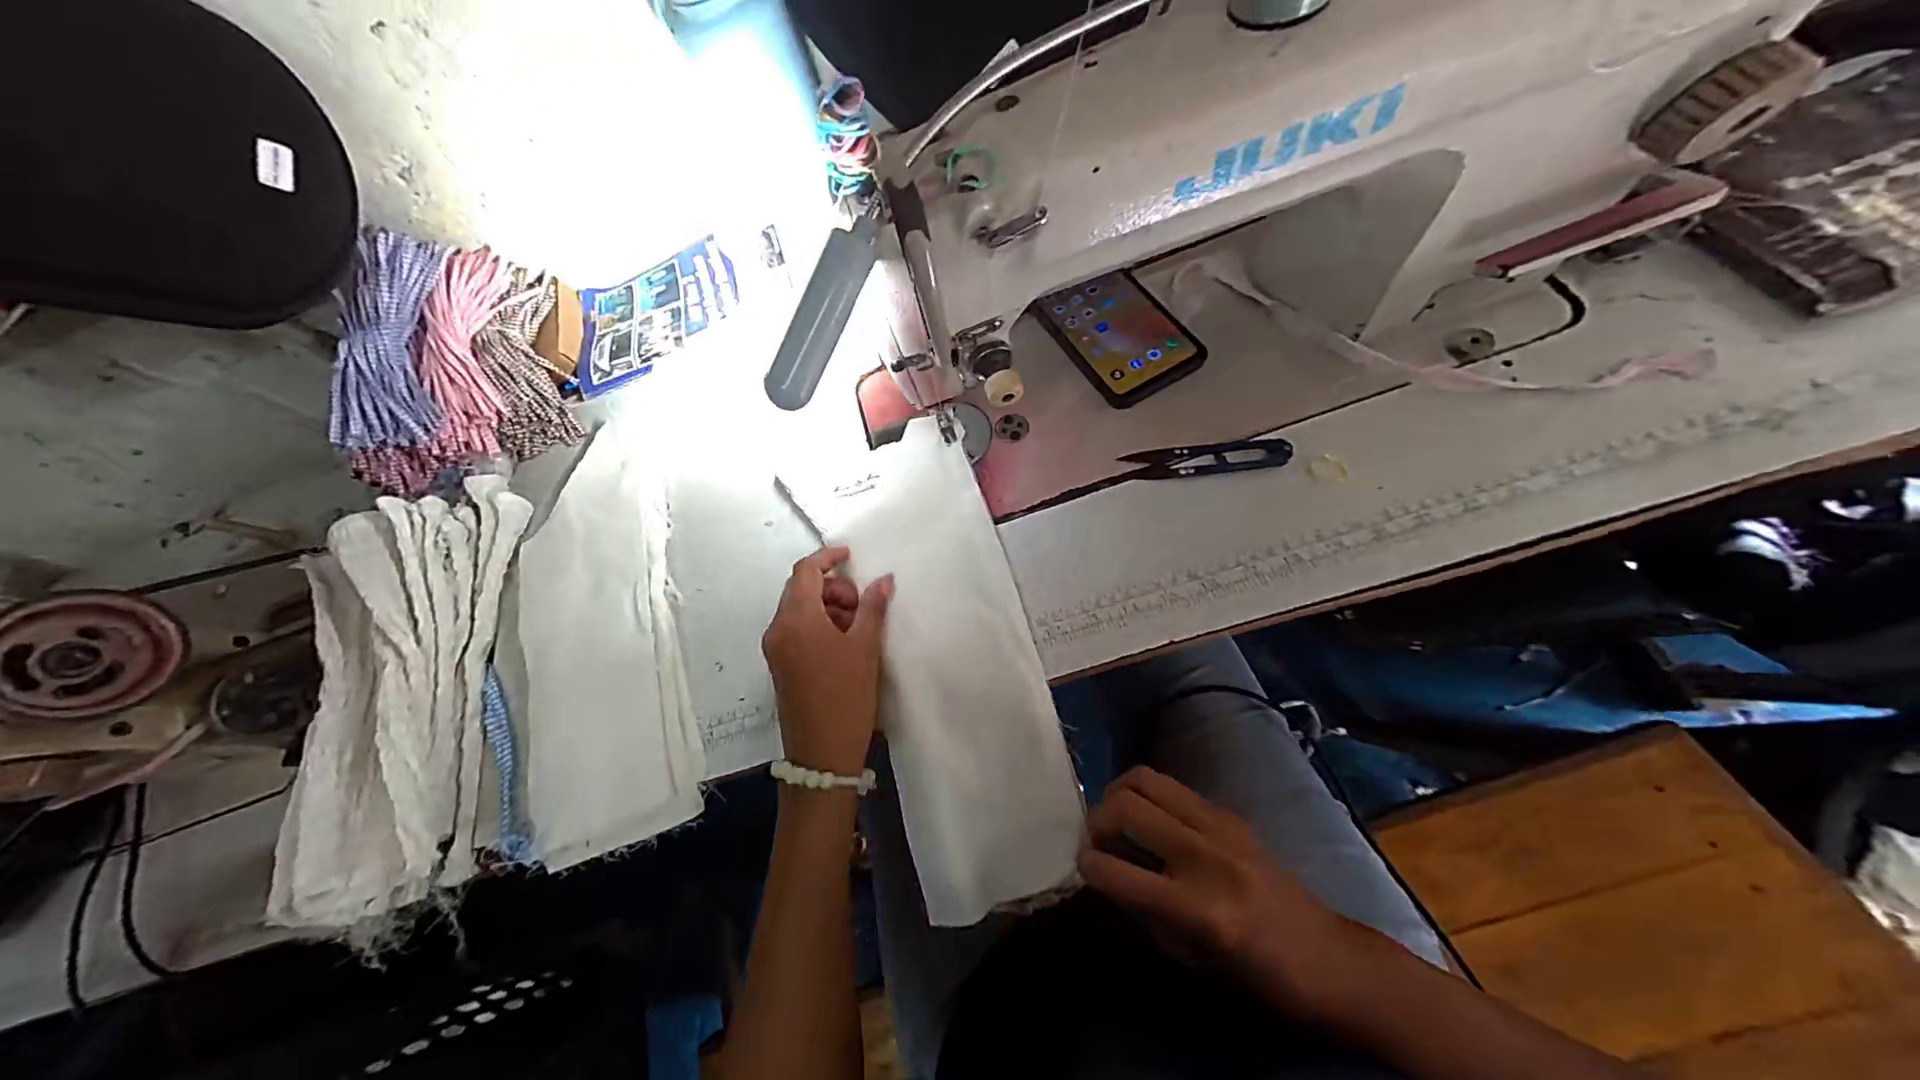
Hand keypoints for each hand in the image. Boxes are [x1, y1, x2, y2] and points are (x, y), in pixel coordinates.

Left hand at [761, 546, 893, 776]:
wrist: (822, 753)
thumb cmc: (847, 696)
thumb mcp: (865, 648)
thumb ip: (873, 607)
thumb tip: (884, 579)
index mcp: (796, 619)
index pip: (805, 571)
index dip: (828, 557)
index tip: (851, 555)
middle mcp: (778, 629)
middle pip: (800, 589)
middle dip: (833, 586)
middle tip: (862, 605)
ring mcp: (776, 648)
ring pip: (799, 609)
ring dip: (828, 606)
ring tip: (858, 628)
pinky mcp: (780, 665)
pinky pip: (796, 629)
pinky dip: (819, 624)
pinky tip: (844, 643)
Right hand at [1077, 766, 1361, 1018]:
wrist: (1329, 957)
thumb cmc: (1259, 974)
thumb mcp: (1189, 956)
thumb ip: (1144, 908)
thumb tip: (1109, 871)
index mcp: (1197, 907)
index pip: (1114, 870)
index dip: (1086, 865)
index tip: (1082, 867)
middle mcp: (1205, 855)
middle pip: (1126, 804)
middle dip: (1096, 819)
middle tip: (1095, 839)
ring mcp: (1221, 826)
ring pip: (1146, 779)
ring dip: (1118, 795)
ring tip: (1116, 819)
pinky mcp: (1230, 813)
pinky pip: (1174, 788)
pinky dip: (1149, 797)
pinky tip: (1152, 820)